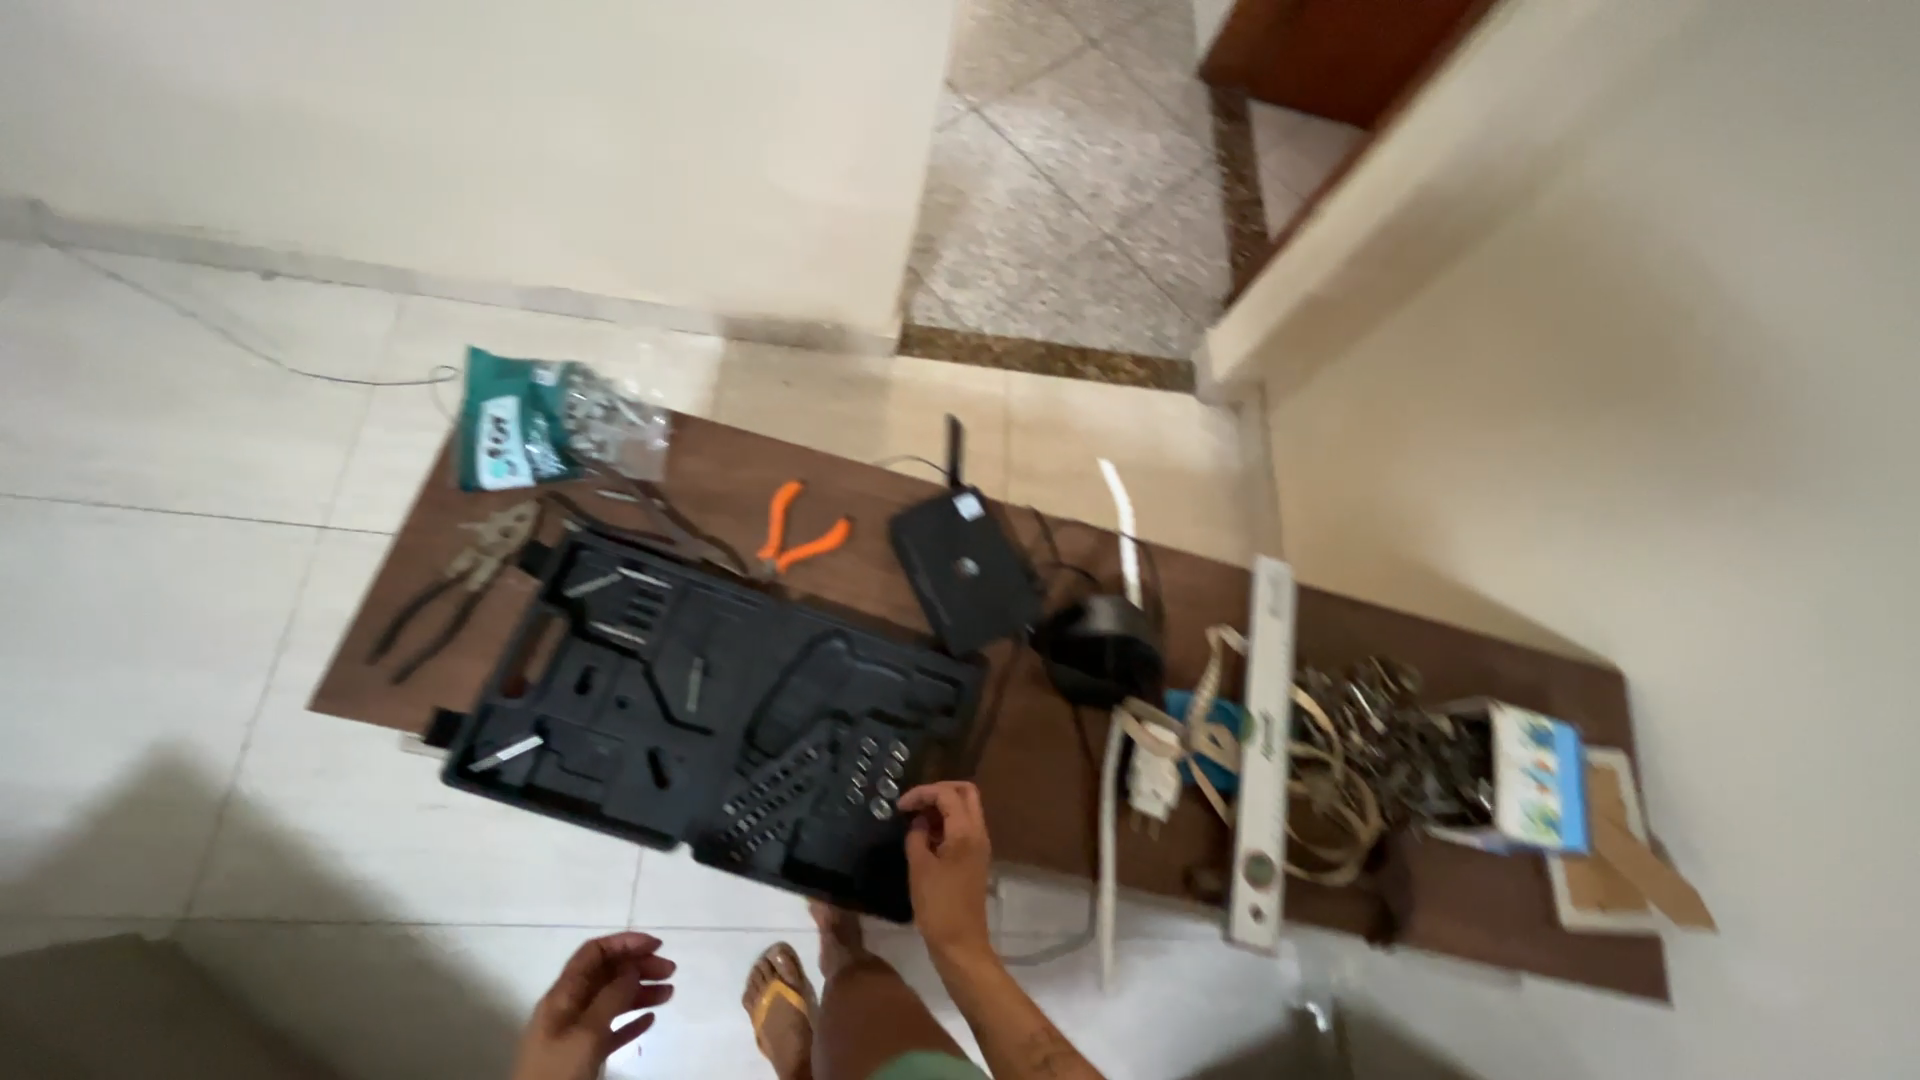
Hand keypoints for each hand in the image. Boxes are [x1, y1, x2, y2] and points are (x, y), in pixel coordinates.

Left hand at [511, 932, 675, 1079]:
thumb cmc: (557, 1073)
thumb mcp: (586, 1033)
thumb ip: (611, 997)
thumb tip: (632, 968)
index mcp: (563, 995)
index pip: (594, 953)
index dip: (625, 943)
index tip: (656, 946)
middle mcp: (569, 1008)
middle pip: (607, 974)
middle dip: (639, 966)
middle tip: (670, 971)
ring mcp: (575, 1033)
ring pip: (612, 1000)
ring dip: (641, 992)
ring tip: (669, 994)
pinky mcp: (583, 1056)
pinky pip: (611, 1029)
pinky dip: (631, 1021)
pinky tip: (650, 1021)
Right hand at [899, 781, 993, 961]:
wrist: (961, 944)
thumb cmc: (938, 906)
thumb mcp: (919, 868)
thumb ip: (916, 837)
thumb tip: (918, 821)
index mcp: (966, 832)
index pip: (947, 793)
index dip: (922, 793)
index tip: (900, 807)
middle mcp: (978, 832)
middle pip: (965, 792)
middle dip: (938, 791)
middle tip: (914, 804)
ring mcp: (980, 845)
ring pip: (966, 808)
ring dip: (942, 807)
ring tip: (915, 820)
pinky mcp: (975, 858)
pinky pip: (964, 826)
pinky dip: (946, 822)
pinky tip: (925, 836)